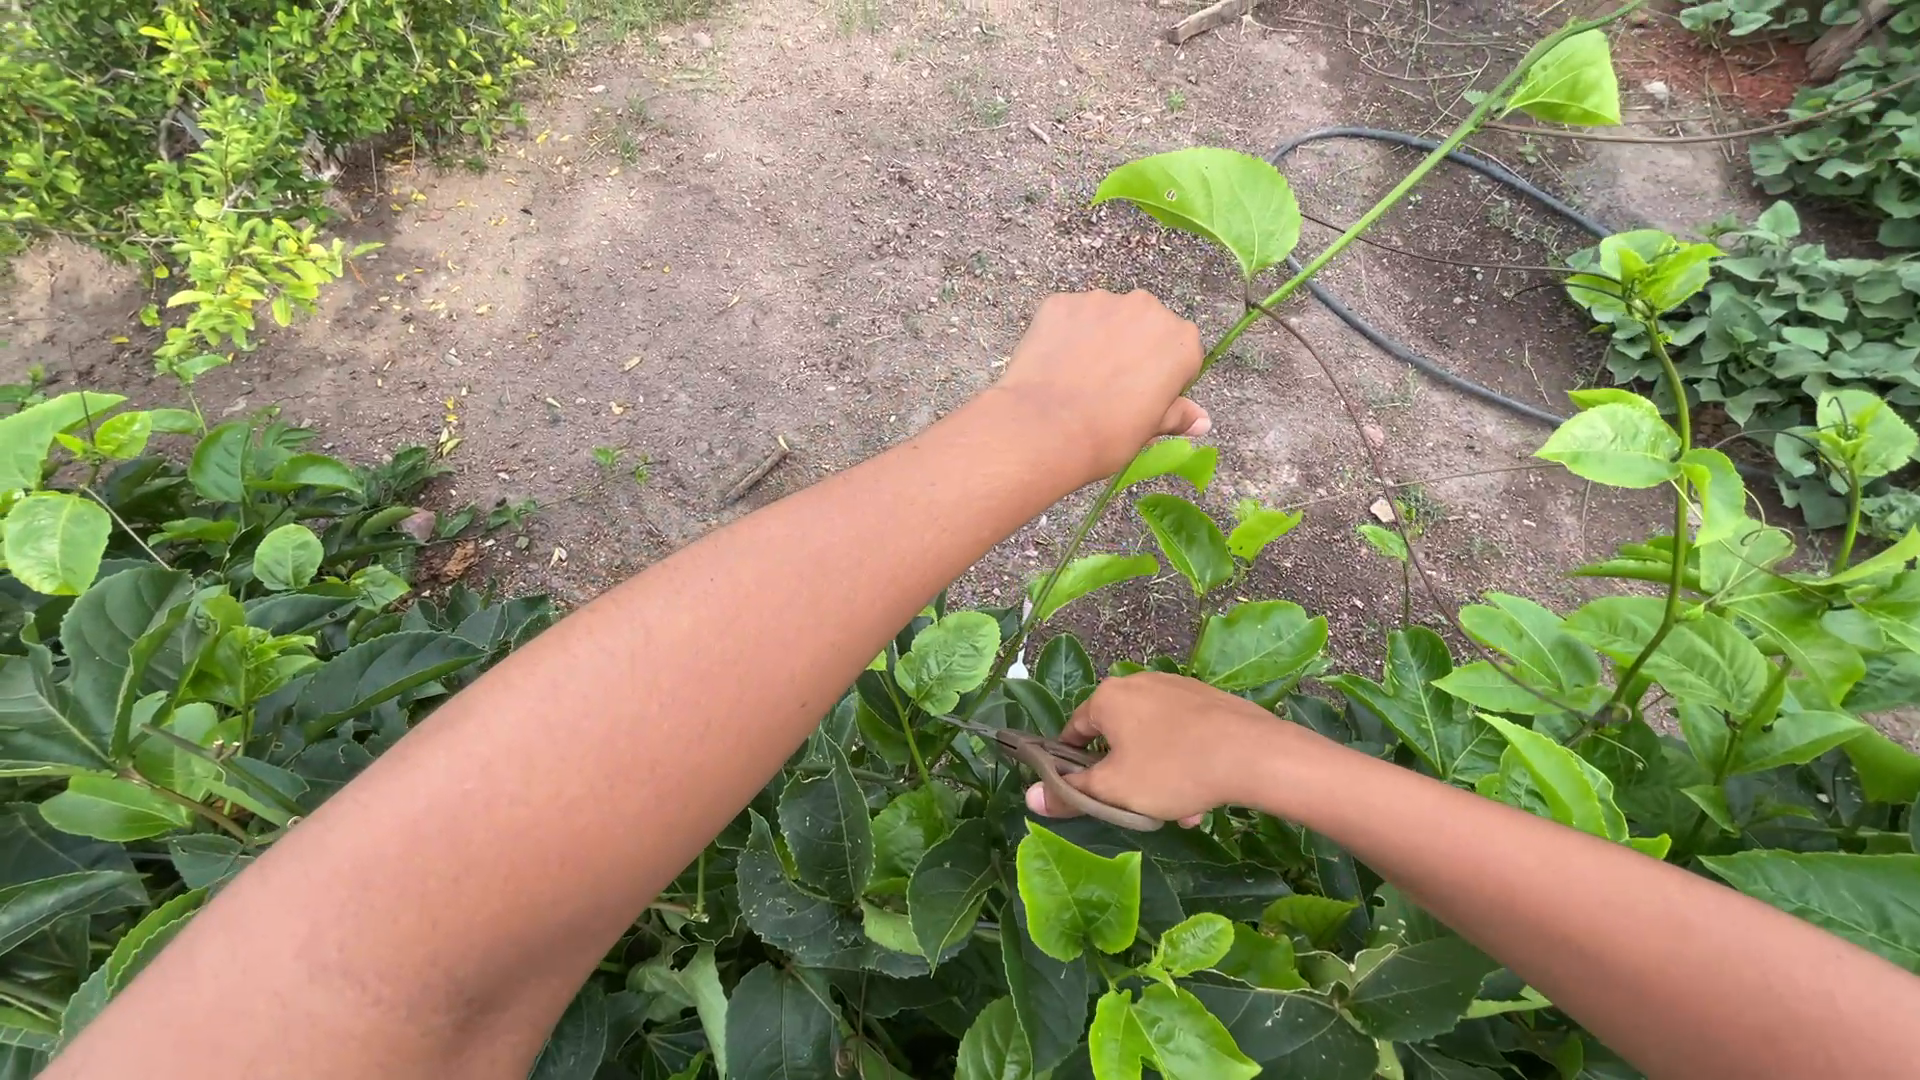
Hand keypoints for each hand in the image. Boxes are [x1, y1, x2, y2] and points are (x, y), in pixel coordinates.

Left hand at [990, 290, 1207, 482]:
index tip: (1140, 399)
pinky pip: (1067, 317)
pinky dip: (1062, 336)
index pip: (1179, 354)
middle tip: (1105, 388)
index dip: (1159, 379)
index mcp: (1181, 341)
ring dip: (1096, 339)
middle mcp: (1147, 308)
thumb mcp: (1149, 430)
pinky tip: (1053, 366)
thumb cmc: (1107, 435)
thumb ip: (1177, 415)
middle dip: (1129, 350)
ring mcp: (1101, 301)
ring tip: (1075, 378)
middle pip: (1143, 327)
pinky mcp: (1061, 303)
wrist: (1046, 429)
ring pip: (1104, 318)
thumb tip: (1202, 420)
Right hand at [1025, 672, 1316, 824]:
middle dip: (1125, 775)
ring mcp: (1174, 687)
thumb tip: (1030, 796)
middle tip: (1139, 806)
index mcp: (1108, 698)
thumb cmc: (1171, 770)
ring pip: (1151, 738)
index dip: (1073, 763)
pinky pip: (1180, 732)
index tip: (1085, 790)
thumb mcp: (1114, 790)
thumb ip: (1070, 793)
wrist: (1252, 754)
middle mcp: (1137, 683)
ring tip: (1179, 810)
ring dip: (1156, 774)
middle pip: (1116, 736)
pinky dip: (1182, 760)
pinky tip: (1201, 792)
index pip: (1073, 729)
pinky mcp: (1206, 698)